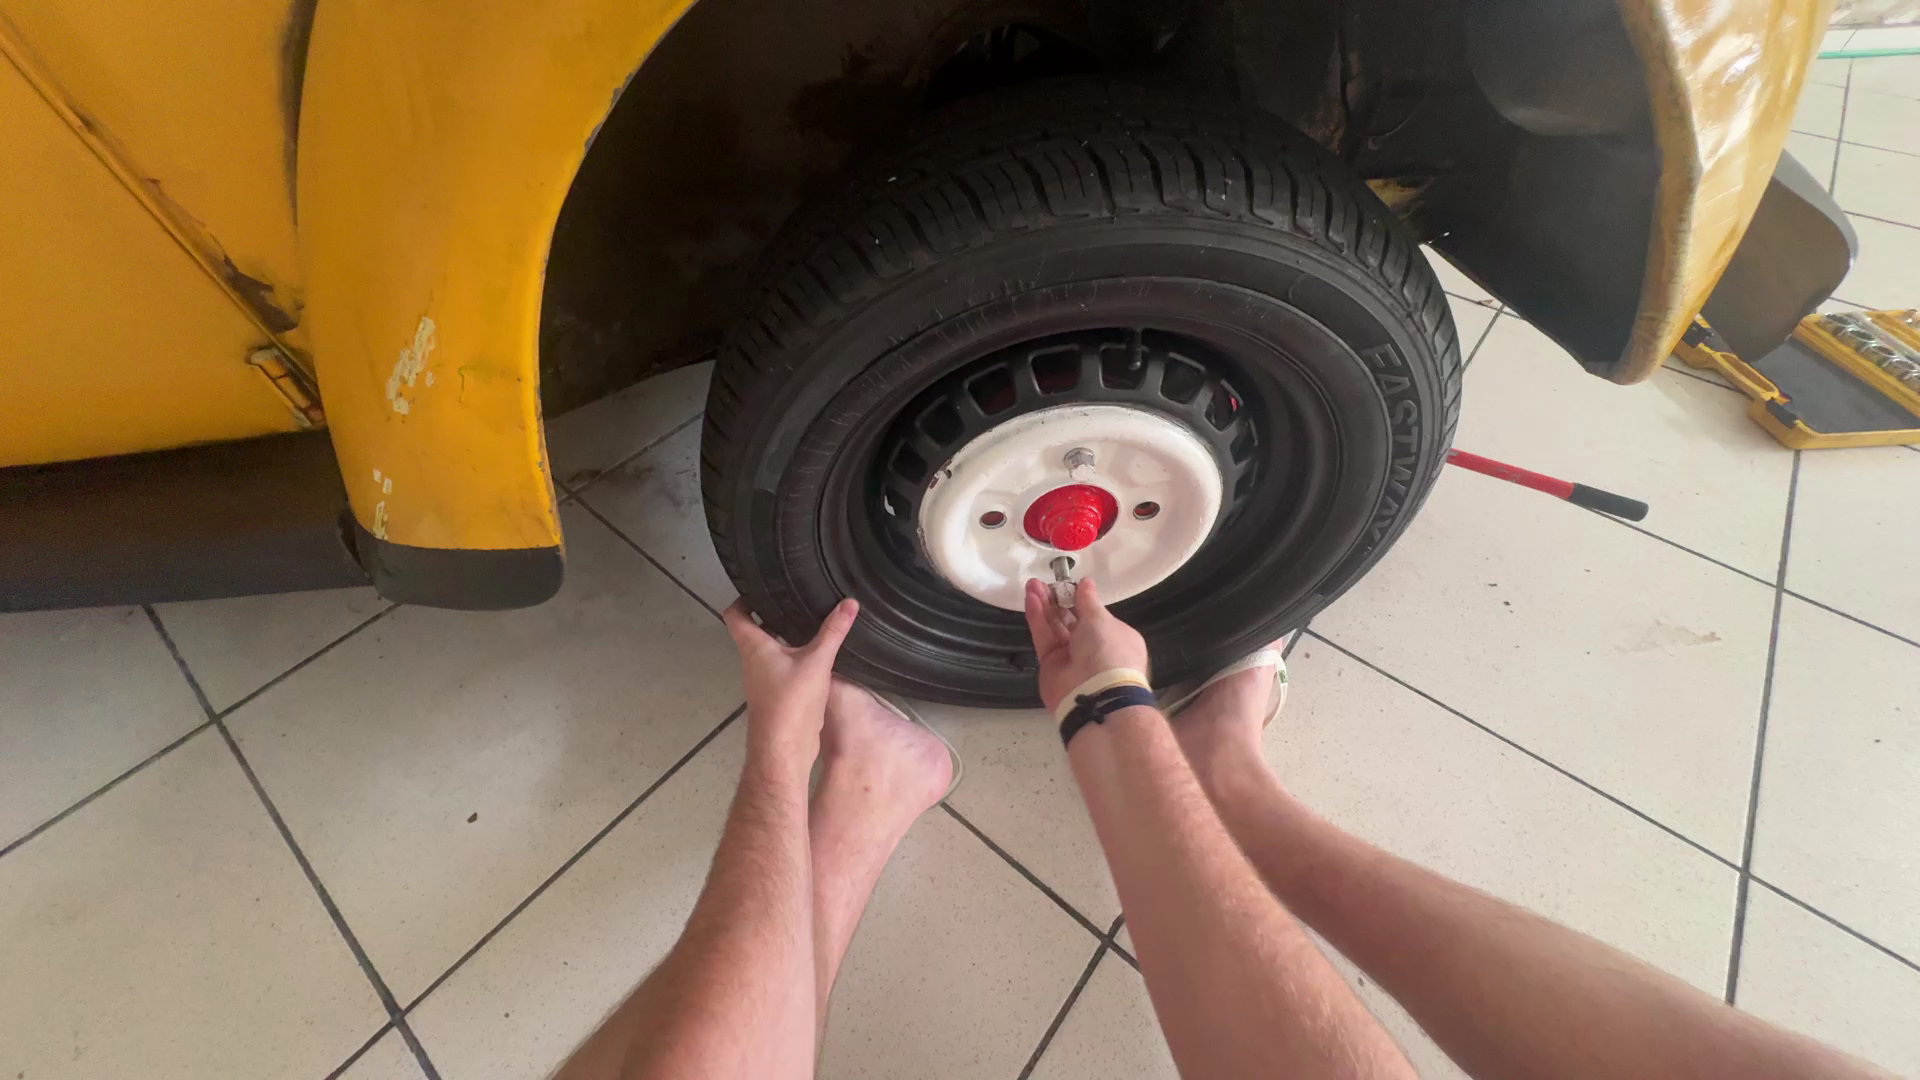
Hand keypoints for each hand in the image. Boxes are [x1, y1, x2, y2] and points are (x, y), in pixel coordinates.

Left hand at [722, 597, 858, 762]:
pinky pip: (784, 667)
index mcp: (754, 647)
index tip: (760, 588)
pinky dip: (796, 656)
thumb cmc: (790, 701)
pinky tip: (817, 653)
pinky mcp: (777, 694)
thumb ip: (834, 631)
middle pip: (755, 631)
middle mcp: (753, 661)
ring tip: (810, 620)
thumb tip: (850, 603)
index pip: (735, 615)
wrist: (784, 749)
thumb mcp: (817, 661)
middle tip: (794, 599)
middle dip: (772, 614)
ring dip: (786, 636)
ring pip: (771, 650)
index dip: (743, 599)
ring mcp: (763, 679)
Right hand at [1022, 578, 1150, 714]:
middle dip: (1057, 599)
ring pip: (1055, 626)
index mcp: (1115, 637)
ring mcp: (1071, 657)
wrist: (1096, 694)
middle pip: (1071, 619)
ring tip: (1031, 585)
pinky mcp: (1051, 664)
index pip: (1094, 614)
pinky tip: (1030, 599)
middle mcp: (1093, 648)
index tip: (1066, 584)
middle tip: (1042, 582)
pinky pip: (1044, 637)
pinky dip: (1037, 618)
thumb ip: (1088, 600)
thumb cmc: (1109, 652)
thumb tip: (1086, 583)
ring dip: (1044, 605)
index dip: (1079, 599)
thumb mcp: (1101, 619)